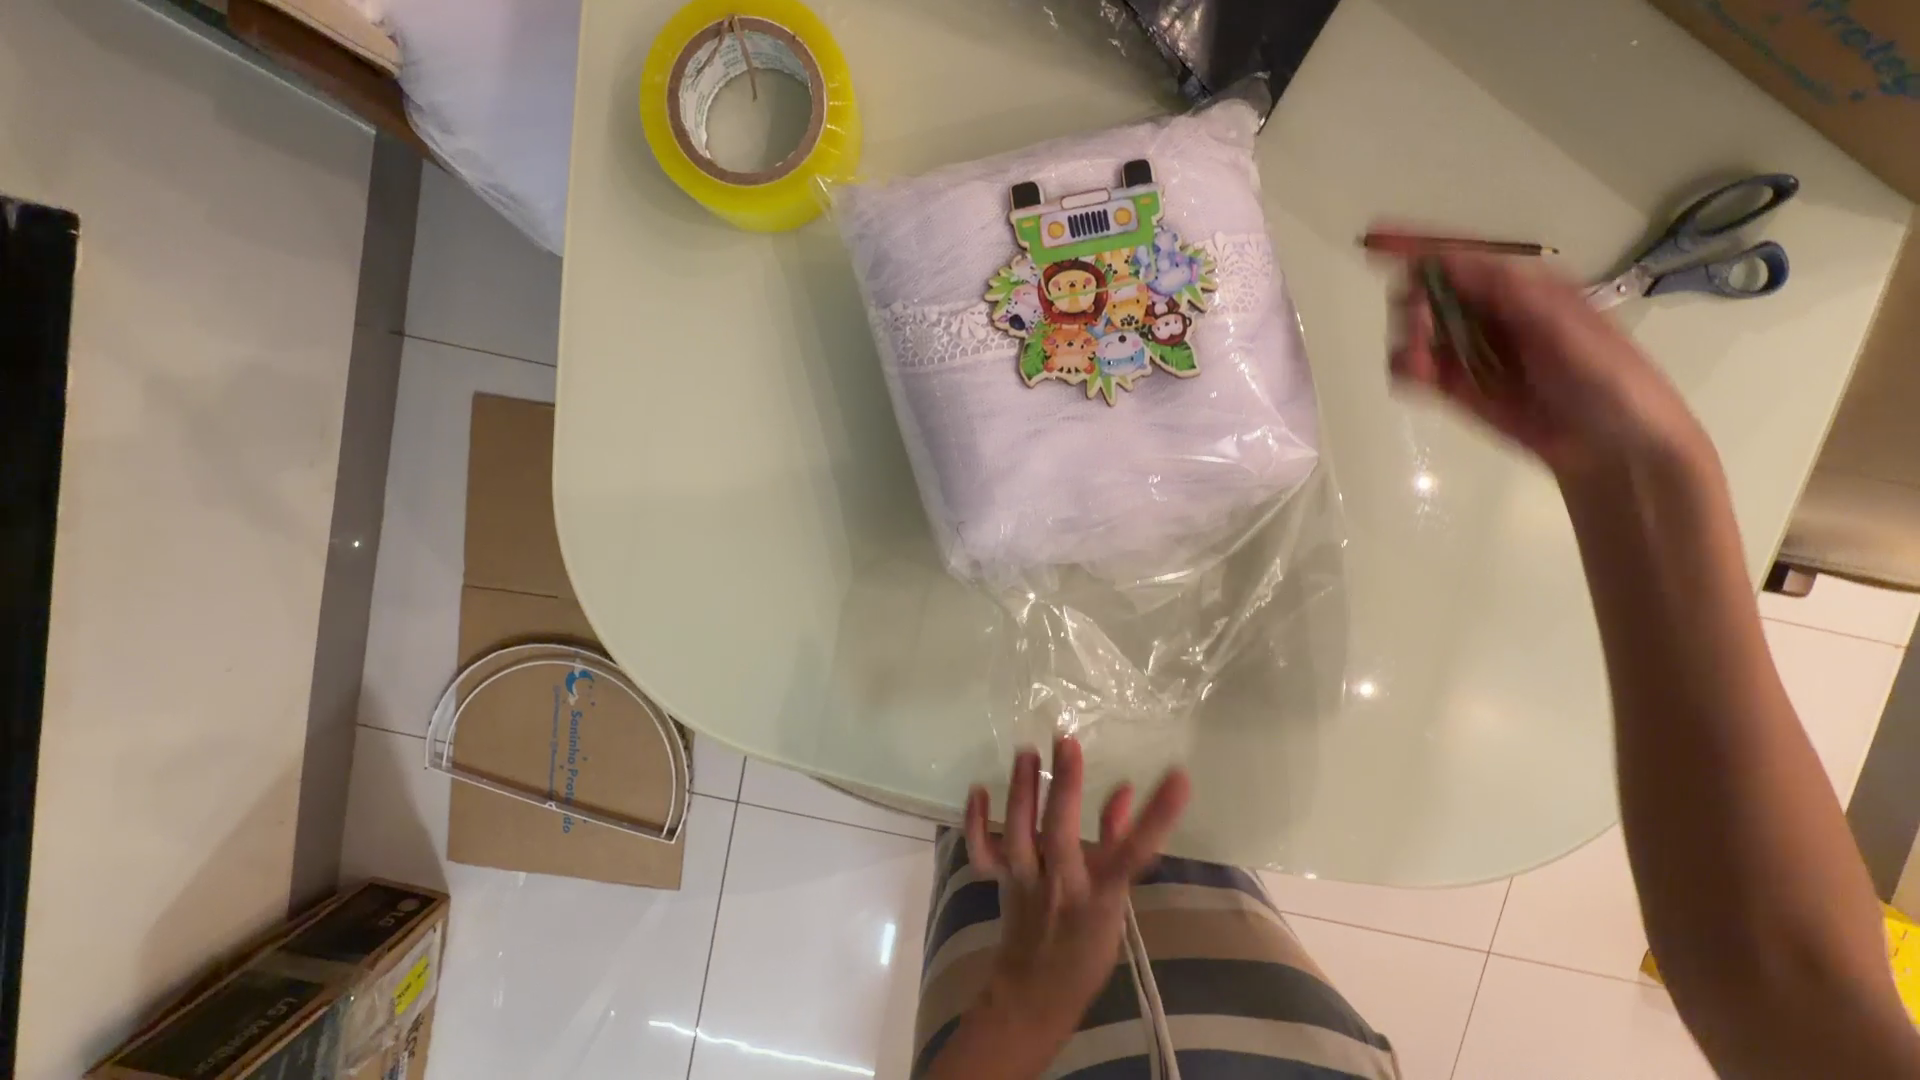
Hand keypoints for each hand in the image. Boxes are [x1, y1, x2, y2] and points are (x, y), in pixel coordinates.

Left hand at [964, 736, 1191, 1033]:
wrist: (1035, 994)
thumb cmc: (1085, 949)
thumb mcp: (1114, 904)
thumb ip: (1116, 845)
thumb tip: (1121, 789)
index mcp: (1100, 895)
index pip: (1134, 852)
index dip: (1157, 816)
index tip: (1177, 776)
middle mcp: (1062, 885)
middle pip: (1060, 833)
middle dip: (1064, 787)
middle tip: (1067, 742)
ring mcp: (1025, 883)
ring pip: (1018, 835)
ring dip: (1021, 792)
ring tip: (1026, 753)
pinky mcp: (999, 882)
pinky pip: (981, 852)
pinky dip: (975, 822)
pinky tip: (978, 789)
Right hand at [1388, 251, 1713, 481]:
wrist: (1616, 450)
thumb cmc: (1612, 383)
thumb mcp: (1573, 331)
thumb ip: (1515, 296)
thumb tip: (1454, 261)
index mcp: (1524, 289)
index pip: (1464, 257)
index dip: (1420, 246)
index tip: (1378, 241)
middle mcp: (1493, 314)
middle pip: (1430, 294)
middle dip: (1414, 306)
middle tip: (1422, 332)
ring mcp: (1473, 353)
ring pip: (1417, 333)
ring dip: (1409, 343)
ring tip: (1425, 369)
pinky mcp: (1459, 389)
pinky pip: (1417, 370)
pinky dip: (1407, 371)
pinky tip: (1417, 379)